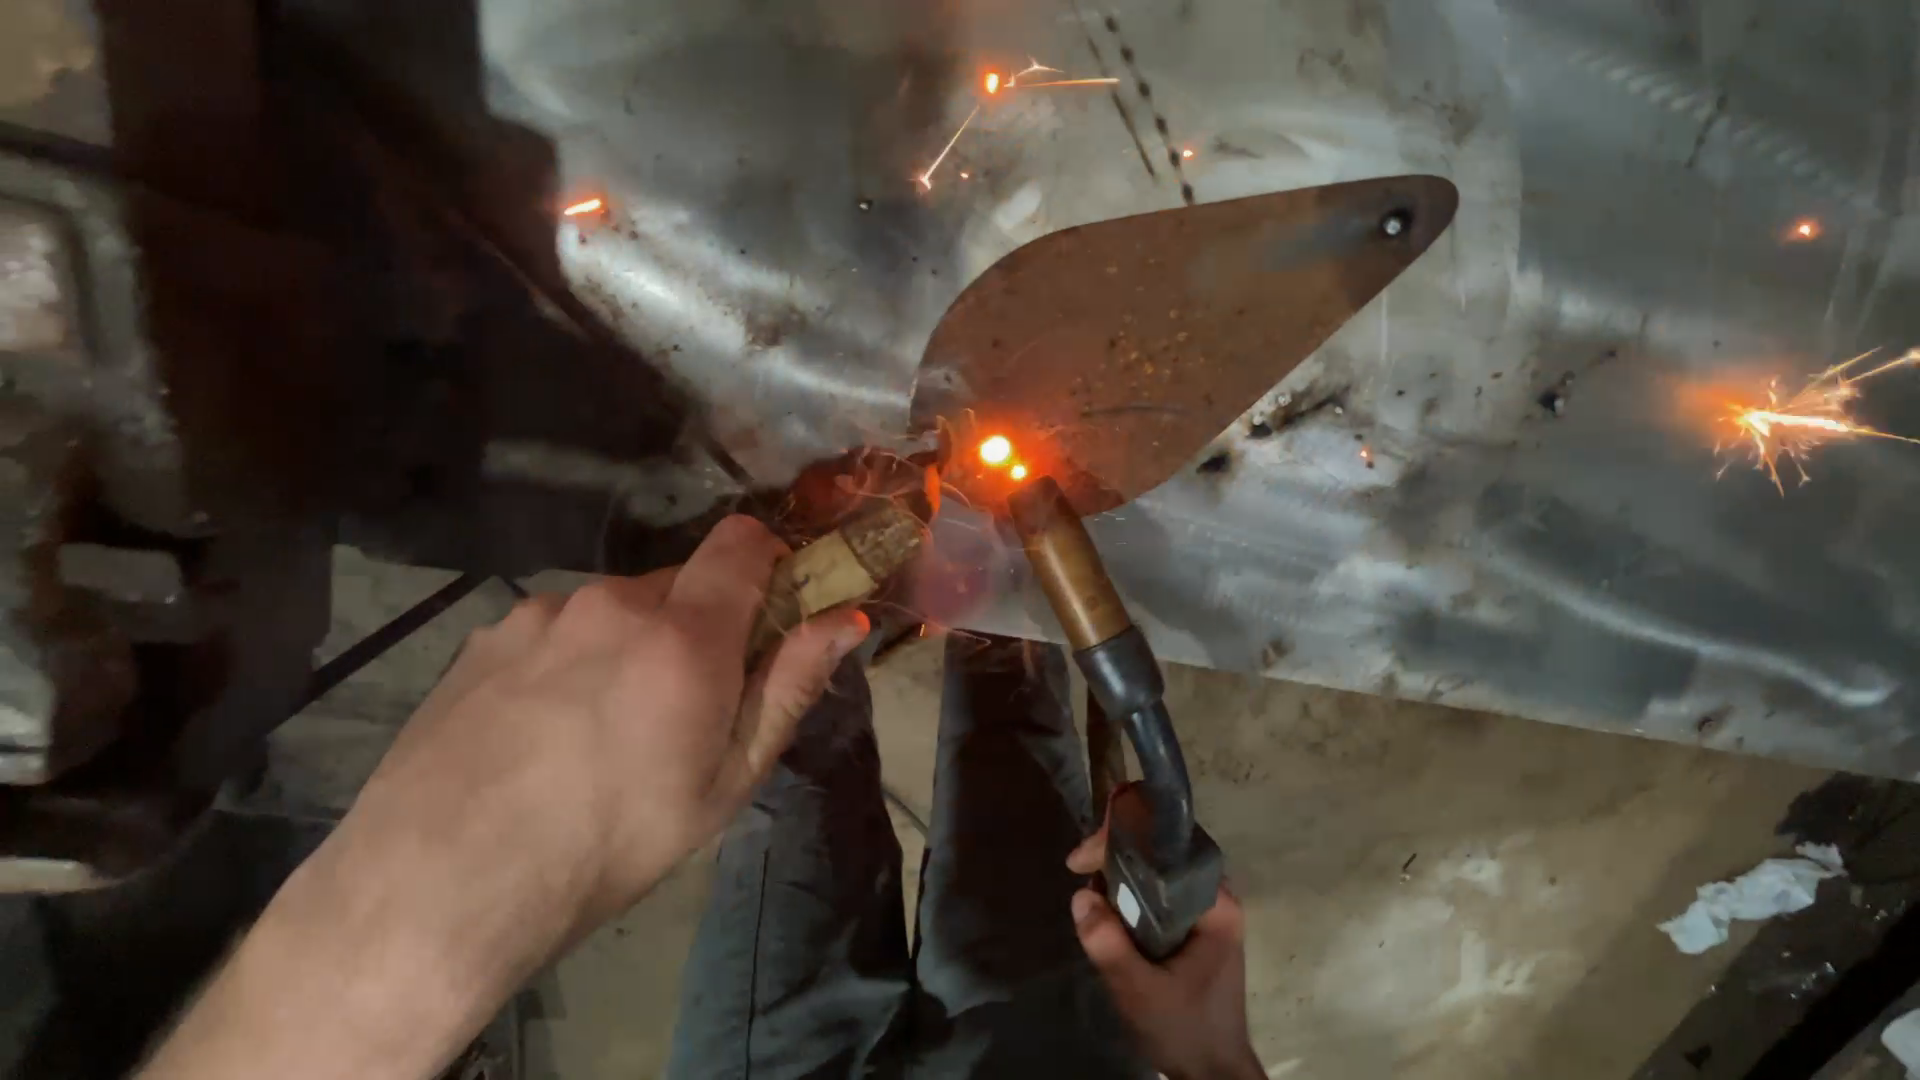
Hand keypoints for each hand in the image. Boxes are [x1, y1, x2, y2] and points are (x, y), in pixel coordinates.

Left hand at [341, 514, 870, 940]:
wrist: (438, 886)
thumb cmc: (613, 842)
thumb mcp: (727, 778)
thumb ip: (790, 685)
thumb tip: (847, 619)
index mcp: (683, 634)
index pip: (744, 542)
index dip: (771, 562)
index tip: (770, 616)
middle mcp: (613, 601)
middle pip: (683, 580)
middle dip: (702, 622)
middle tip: (686, 702)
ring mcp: (542, 612)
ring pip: (619, 606)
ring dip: (636, 641)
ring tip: (607, 726)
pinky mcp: (489, 634)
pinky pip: (561, 626)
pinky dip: (577, 656)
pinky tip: (547, 726)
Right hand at [1067, 823, 1264, 1079]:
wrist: (1212, 1074)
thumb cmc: (1184, 1028)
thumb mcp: (1140, 991)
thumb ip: (1110, 945)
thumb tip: (1080, 896)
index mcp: (1216, 905)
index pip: (1169, 848)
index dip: (1124, 840)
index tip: (1084, 857)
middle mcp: (1215, 899)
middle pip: (1163, 855)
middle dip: (1118, 852)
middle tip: (1080, 865)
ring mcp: (1206, 913)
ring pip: (1158, 873)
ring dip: (1121, 871)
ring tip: (1087, 878)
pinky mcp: (1193, 928)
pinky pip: (1158, 893)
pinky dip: (1129, 890)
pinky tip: (1105, 900)